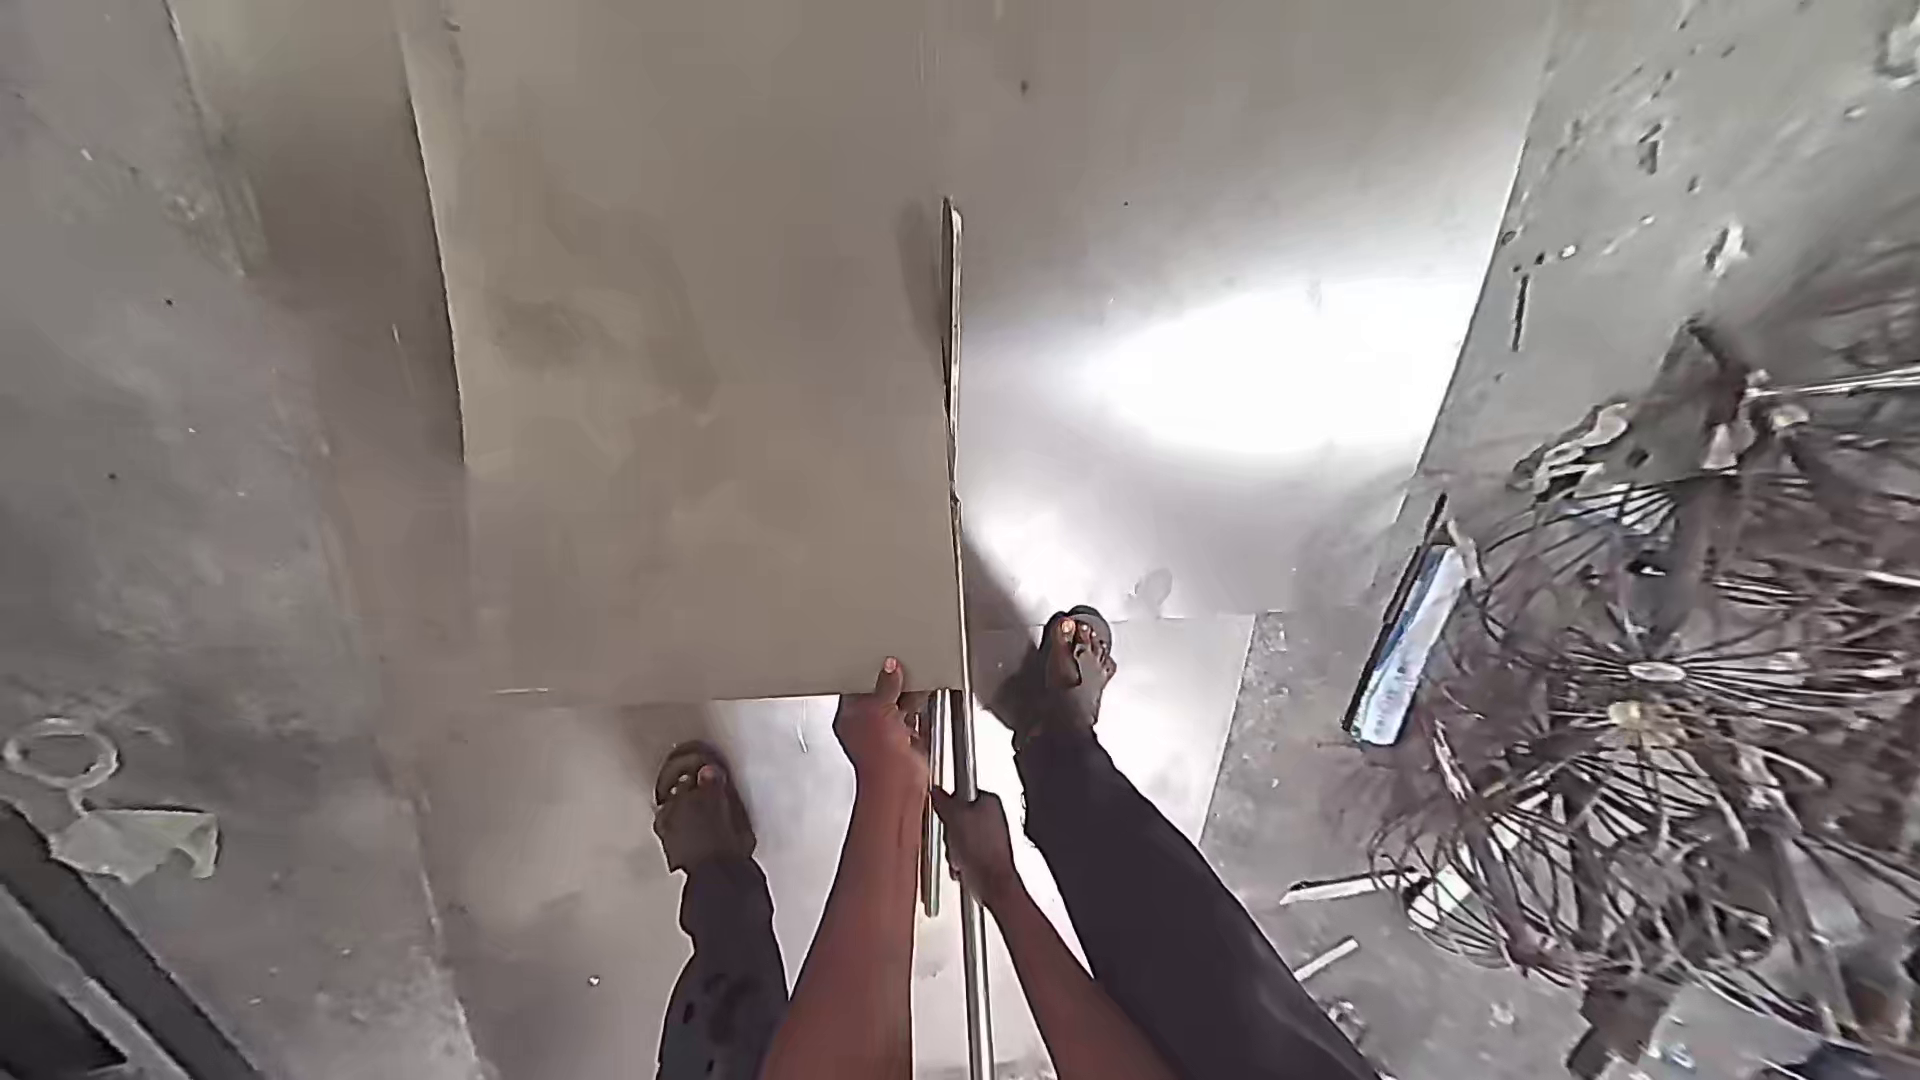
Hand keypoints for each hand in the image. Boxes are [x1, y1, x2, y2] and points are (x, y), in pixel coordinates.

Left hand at [834, 658, 930, 795]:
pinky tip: (927, 693)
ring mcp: (889, 734)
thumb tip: (889, 667)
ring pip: (899, 704)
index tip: (881, 658)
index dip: (869, 673)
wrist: (900, 782)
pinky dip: (922, 705)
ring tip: (917, 673)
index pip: (857, 688)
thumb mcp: (877, 707)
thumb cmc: (877, 755)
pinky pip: (916, 716)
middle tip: (901, 663)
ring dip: (908, 692)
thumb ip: (885, 684)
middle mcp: (868, 726)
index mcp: (850, 717)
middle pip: (880, 695)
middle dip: (892, 681)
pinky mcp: (909, 740)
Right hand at [931, 788, 1021, 908]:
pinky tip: (962, 865)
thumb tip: (936, 791)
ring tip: (958, 855)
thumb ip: (944, 802)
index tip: (946, 815)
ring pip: (959, 838)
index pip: (961, 794)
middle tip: (953, 839)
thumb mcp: (955, 817)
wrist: (993, 883)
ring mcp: (989, 837)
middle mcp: (992, 817)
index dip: (949, 807)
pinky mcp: (985, 855)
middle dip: (951, 833)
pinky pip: (964, 852)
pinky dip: (959, 860)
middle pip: (958, 818)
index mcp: (989, 801)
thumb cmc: (982, 851)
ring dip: (953, 849)